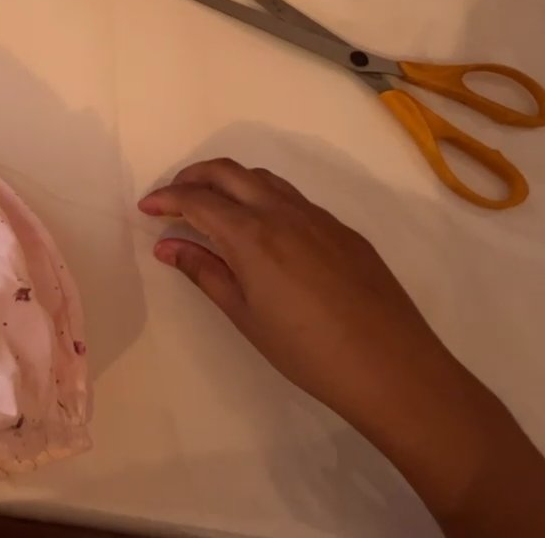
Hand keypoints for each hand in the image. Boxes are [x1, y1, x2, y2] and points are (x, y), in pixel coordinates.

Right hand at [138, 159, 483, 436]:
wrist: (399, 374)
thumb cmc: (308, 352)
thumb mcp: (244, 314)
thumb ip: (203, 271)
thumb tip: (167, 246)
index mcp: (251, 234)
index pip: (196, 199)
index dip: (165, 198)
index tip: (146, 207)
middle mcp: (282, 213)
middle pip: (226, 171)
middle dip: (192, 176)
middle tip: (173, 198)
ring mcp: (318, 218)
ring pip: (262, 178)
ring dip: (229, 181)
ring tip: (214, 207)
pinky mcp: (345, 232)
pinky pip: (293, 199)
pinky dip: (263, 198)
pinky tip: (263, 232)